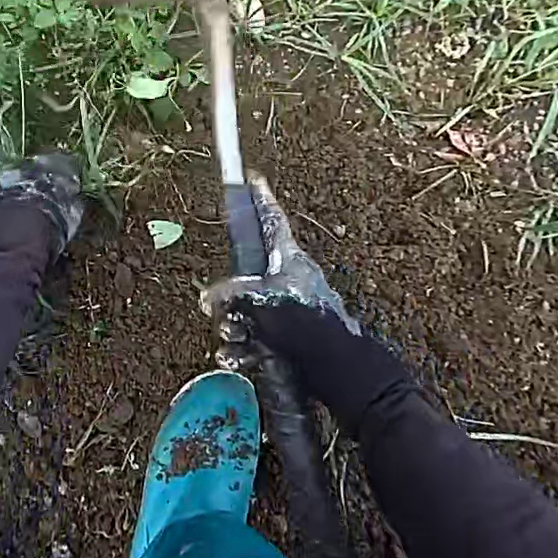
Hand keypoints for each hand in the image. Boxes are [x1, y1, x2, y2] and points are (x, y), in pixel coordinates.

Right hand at [201, 174, 414, 436]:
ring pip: (247, 310)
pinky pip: (255, 336)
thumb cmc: (313, 329)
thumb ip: (236, 294)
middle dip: (229, 297)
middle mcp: (289, 280)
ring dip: (234, 328)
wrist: (348, 379)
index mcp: (291, 260)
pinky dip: (243, 348)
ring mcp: (288, 310)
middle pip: (248, 275)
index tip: (251, 178)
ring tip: (234, 343)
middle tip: (220, 313)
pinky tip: (239, 359)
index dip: (260, 200)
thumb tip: (208, 299)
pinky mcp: (288, 339)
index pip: (272, 221)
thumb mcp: (270, 302)